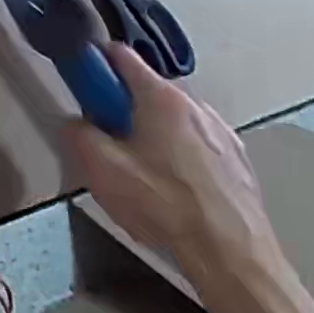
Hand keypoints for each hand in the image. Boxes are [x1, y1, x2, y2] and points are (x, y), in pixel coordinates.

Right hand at [65, 43, 274, 267]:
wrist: (232, 257)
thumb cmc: (164, 206)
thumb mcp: (101, 168)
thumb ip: (77, 134)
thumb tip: (75, 123)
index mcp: (161, 96)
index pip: (121, 55)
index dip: (96, 66)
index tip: (85, 90)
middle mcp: (195, 104)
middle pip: (146, 91)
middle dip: (122, 111)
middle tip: (110, 146)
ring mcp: (221, 132)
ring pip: (173, 120)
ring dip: (153, 135)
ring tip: (144, 178)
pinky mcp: (238, 161)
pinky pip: (197, 145)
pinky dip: (181, 158)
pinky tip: (175, 194)